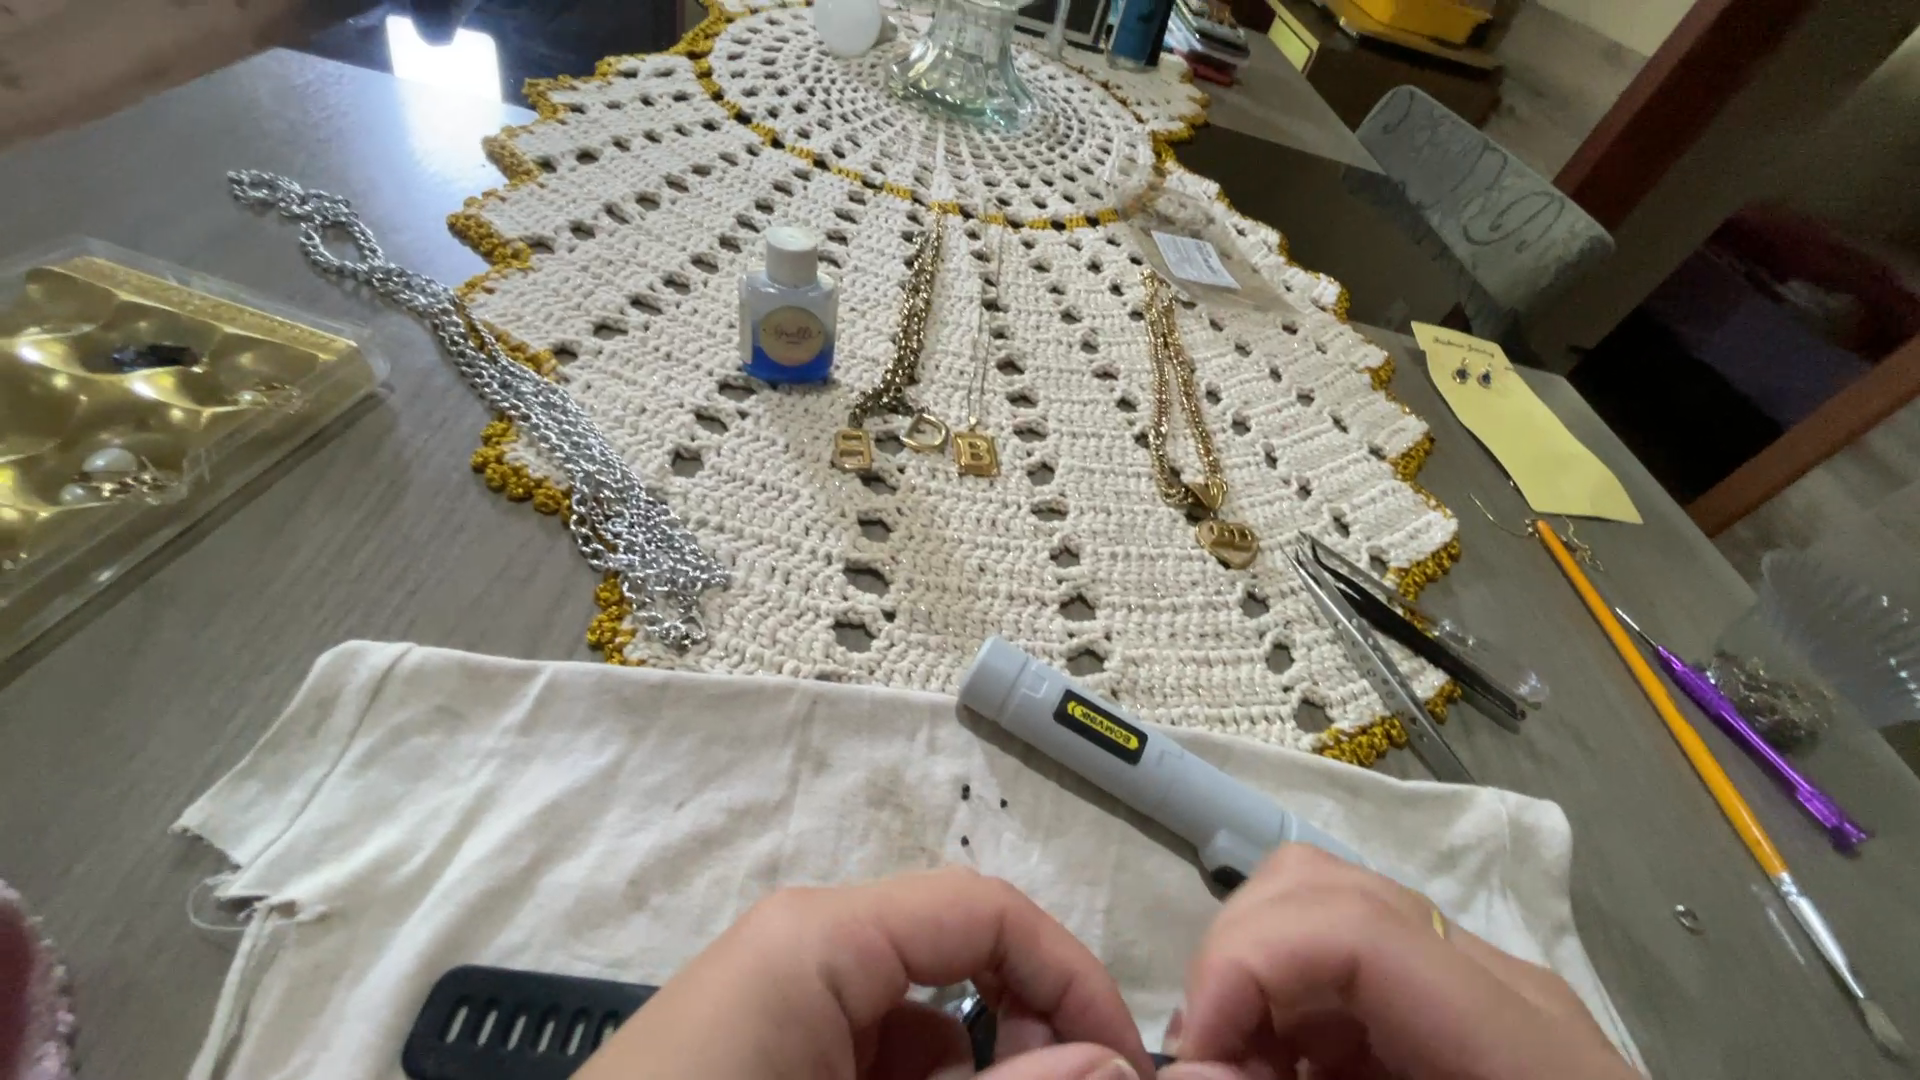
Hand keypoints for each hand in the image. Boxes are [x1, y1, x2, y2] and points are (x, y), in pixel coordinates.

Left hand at [577, 866, 1153, 1079]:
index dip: (1070, 974)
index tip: (1125, 1068)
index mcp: (823, 936)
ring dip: (973, 1072)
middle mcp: (802, 946)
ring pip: (916, 1021)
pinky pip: (865, 1052)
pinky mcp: (760, 1050)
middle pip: (955, 962)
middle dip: (1025, 1034)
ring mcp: (777, 1000)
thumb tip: (1112, 1067)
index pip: (985, 909)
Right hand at [1159, 846, 1637, 1079]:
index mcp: (1525, 1042)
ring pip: (1318, 906)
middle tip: (1211, 1061)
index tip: (1194, 1054)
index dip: (1248, 965)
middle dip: (1237, 961)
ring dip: (1252, 981)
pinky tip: (1286, 1073)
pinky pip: (1338, 961)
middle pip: (1322, 887)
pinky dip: (1283, 1007)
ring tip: (1241, 1067)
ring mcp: (1474, 984)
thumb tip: (1185, 1075)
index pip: (1359, 929)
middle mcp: (1496, 982)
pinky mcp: (1451, 1005)